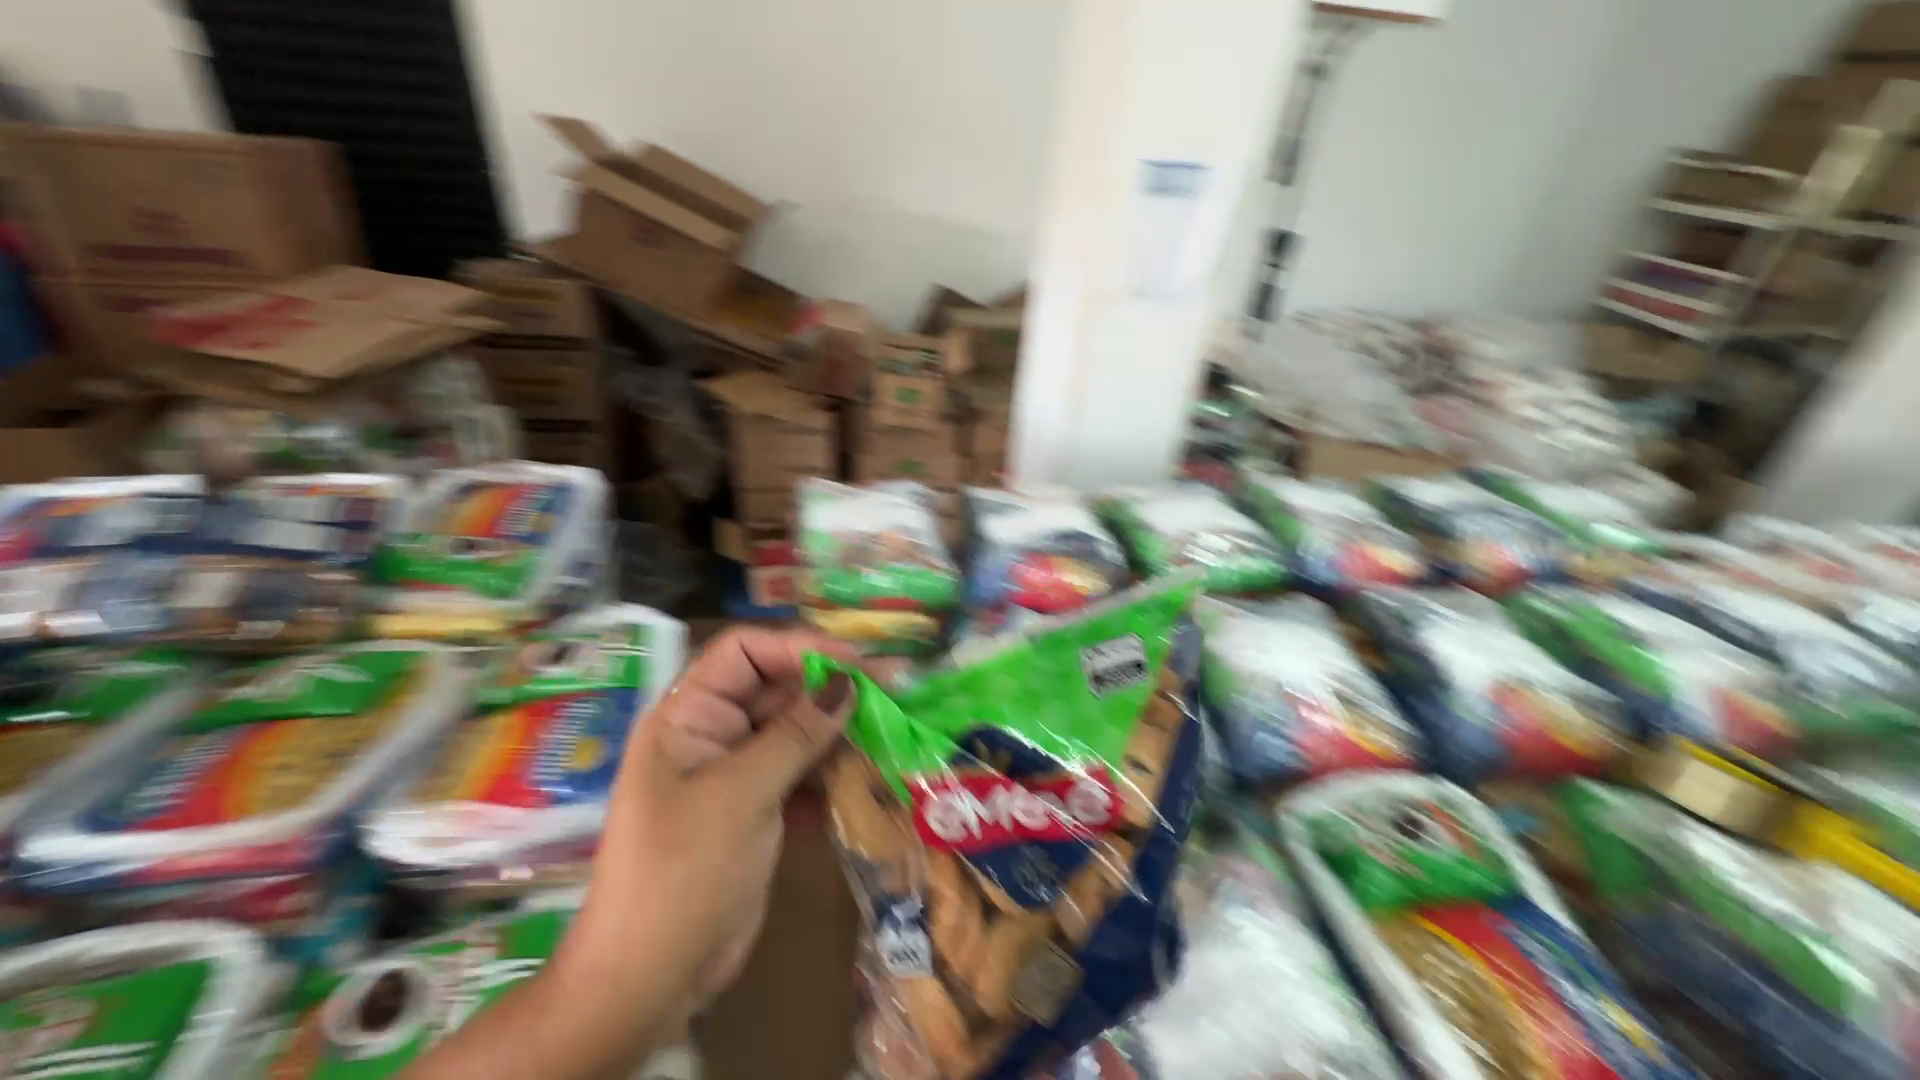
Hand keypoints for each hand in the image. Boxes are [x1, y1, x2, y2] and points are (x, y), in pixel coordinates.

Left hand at [555, 627, 862, 1023]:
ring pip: (795, 732)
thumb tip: (850, 681)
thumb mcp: (741, 794)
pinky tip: (865, 780)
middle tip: (895, 692)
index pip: (745, 652)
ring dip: (838, 733)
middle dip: (831, 689)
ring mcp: (735, 774)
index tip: (858, 663)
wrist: (652, 976)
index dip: (800, 648)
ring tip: (889, 733)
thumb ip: (796, 734)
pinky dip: (830, 774)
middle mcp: (711, 734)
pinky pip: (800, 773)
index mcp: (687, 715)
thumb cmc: (684, 872)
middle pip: (776, 689)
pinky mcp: (757, 810)